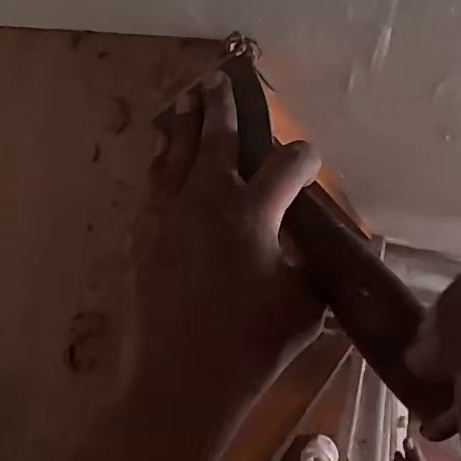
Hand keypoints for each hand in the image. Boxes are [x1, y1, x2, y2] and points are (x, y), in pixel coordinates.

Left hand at [25, 73, 323, 460]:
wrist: (175, 383)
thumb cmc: (248, 348)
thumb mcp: (302, 307)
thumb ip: (313, 266)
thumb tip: (318, 248)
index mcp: (252, 214)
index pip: (287, 165)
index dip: (304, 158)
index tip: (310, 158)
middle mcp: (207, 201)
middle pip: (216, 137)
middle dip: (223, 105)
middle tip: (221, 78)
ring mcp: (168, 215)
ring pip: (175, 153)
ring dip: (184, 122)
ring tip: (187, 98)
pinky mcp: (142, 235)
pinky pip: (154, 185)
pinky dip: (163, 163)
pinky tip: (164, 156)